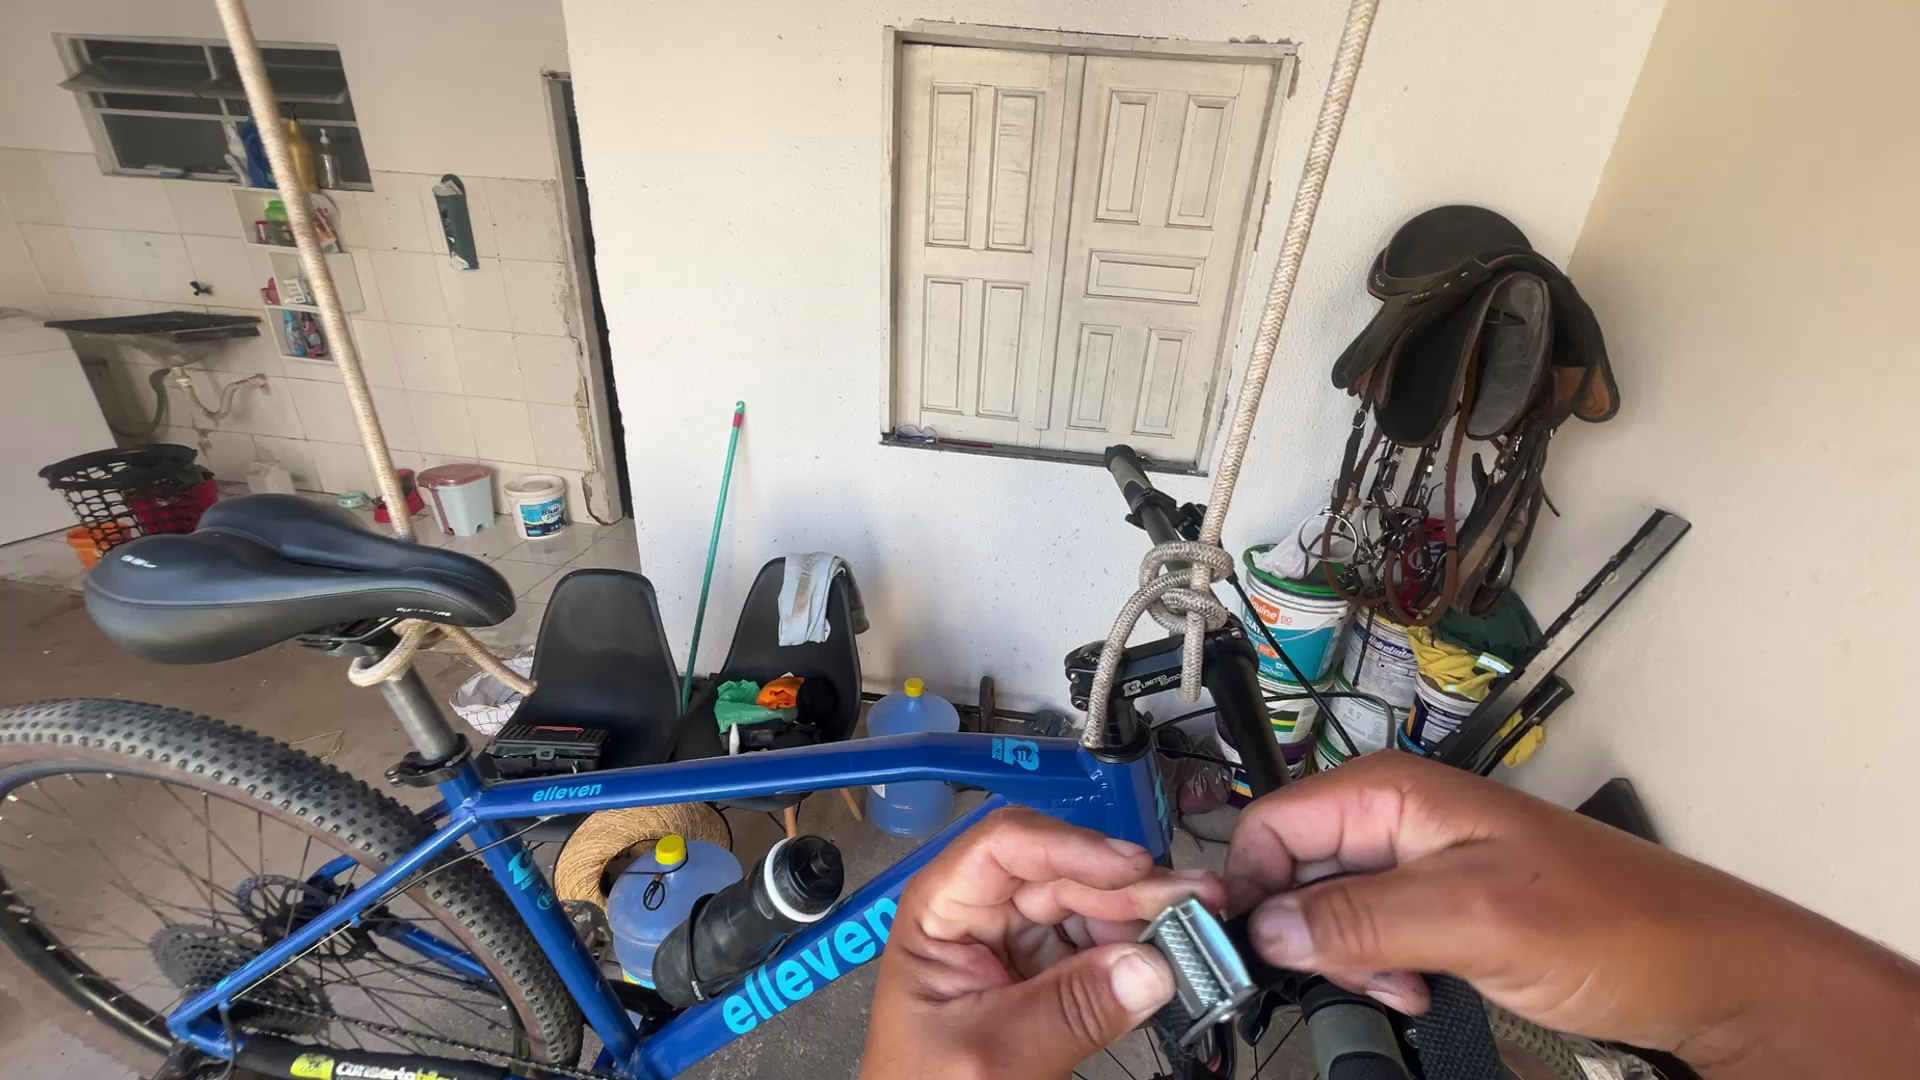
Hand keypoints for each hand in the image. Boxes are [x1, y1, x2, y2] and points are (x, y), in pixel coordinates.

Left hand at [861, 807, 1223, 1079]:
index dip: (1068, 844)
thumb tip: (1151, 968)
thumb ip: (1068, 1012)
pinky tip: (1177, 946)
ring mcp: (1019, 935)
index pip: (1003, 845)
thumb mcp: (990, 1056)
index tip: (1132, 865)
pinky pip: (1100, 942)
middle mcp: (983, 906)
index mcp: (943, 905)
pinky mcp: (1049, 968)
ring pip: (1088, 899)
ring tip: (1202, 914)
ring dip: (1145, 906)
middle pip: (1058, 869)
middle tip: (1194, 895)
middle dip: (1126, 880)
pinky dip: (1140, 943)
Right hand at [1224, 752, 1919, 1076]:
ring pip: (1325, 900)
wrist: (1719, 975)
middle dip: (1306, 926)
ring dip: (1342, 950)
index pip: (1272, 823)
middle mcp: (1385, 814)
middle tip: (1352, 974)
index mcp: (1384, 792)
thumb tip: (1267, 928)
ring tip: (1397, 984)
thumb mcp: (1473, 919)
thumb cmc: (1610, 925)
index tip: (1252, 947)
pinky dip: (1372, 961)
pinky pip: (1365, 925)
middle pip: (1293, 863)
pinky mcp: (1429, 895)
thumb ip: (1360, 918)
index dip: (1251, 881)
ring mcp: (1408, 855)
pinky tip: (1411, 983)